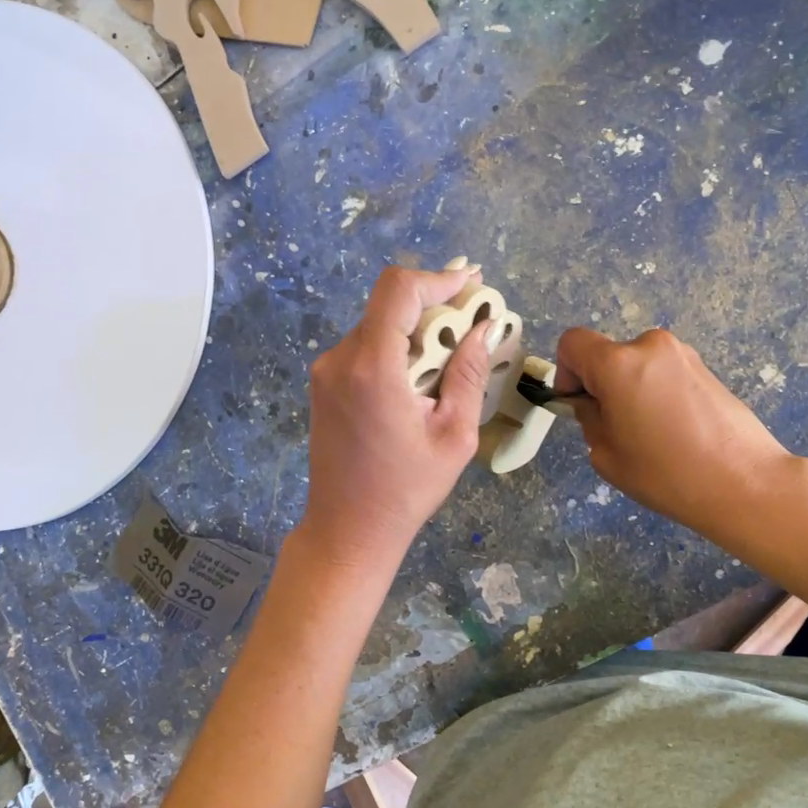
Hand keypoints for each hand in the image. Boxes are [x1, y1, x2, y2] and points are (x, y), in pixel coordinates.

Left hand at [302, 265, 492, 566]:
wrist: (347, 528)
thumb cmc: (405, 489)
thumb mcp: (453, 435)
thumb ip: (469, 375)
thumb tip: (485, 329)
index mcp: (372, 367)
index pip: (399, 290)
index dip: (438, 278)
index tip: (472, 282)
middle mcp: (340, 358)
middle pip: (388, 305)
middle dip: (434, 307)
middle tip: (473, 323)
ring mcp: (325, 371)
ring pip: (377, 326)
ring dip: (415, 331)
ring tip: (451, 359)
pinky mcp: (323, 385)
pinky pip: (364, 348)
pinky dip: (395, 349)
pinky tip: (420, 378)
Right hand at [556, 327, 794, 539]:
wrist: (743, 482)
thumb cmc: (665, 473)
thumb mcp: (606, 454)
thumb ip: (590, 419)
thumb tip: (593, 405)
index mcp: (618, 364)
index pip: (573, 343)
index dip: (566, 371)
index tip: (579, 404)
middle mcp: (650, 346)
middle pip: (608, 355)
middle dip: (603, 385)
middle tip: (617, 427)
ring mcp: (683, 355)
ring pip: (639, 365)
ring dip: (632, 389)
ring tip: (651, 433)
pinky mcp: (707, 369)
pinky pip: (665, 374)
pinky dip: (658, 393)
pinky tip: (675, 431)